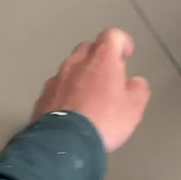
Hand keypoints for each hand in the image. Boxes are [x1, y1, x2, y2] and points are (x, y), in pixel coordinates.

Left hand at [31, 28, 150, 151]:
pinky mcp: (42, 97)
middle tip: (108, 73)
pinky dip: (65, 93)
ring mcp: (55, 79)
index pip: (112, 36)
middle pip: (87, 48)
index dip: (122, 42)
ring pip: (69, 68)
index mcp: (101, 59)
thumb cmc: (104, 120)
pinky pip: (56, 88)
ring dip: (80, 76)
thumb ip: (138, 89)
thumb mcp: (133, 106)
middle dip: (98, 56)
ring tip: (88, 95)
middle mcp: (75, 63)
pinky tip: (71, 110)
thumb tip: (135, 83)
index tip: (126, 54)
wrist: (64, 143)